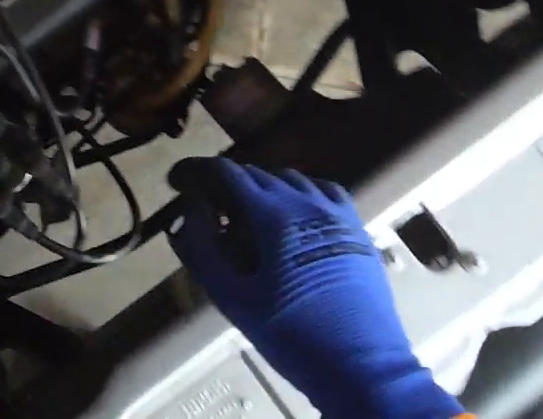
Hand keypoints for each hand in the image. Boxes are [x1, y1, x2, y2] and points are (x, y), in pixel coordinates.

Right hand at [167, 159, 461, 418]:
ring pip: (288, 178)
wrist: (365, 372)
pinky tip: (294, 214)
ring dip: (261, 187)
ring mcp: (335, 213)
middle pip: (254, 173)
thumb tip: (186, 213)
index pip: (224, 171)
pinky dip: (301, 192)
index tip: (178, 184)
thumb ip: (202, 251)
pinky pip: (324, 190)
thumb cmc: (294, 337)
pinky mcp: (356, 228)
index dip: (195, 170)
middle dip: (224, 184)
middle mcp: (304, 202)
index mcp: (272, 215)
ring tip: (249, 215)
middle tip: (209, 210)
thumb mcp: (234, 299)